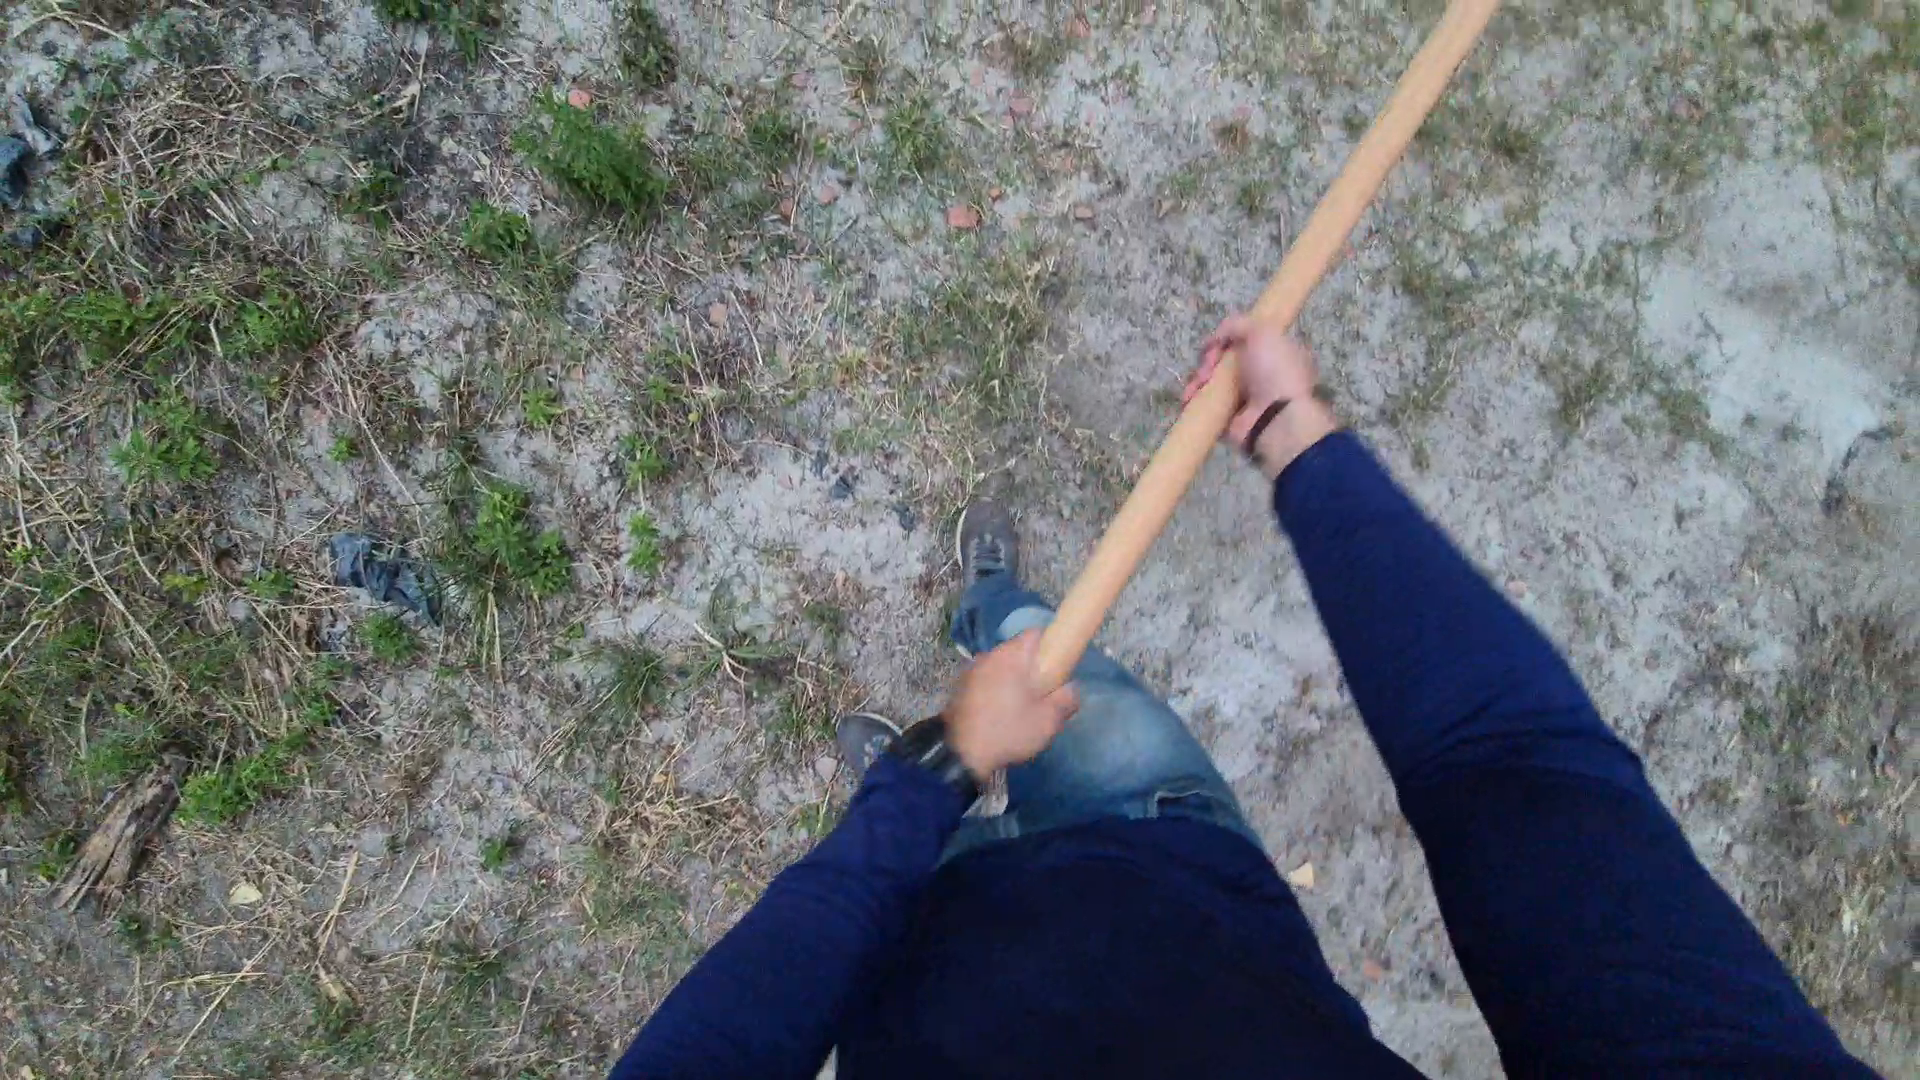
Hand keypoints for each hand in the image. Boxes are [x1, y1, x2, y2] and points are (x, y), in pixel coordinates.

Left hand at [943, 629, 1078, 777]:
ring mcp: (971, 670)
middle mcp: (989, 655)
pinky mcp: (960, 686)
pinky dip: (996, 689)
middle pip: (1018, 650)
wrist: (960, 753)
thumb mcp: (1047, 721)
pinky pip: (986, 679)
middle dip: (1032, 666)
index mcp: (1011, 656)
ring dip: (1012, 679)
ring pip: (1001, 666)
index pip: (1036, 634)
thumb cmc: (1008, 730)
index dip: (1051, 645)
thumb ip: (1066, 700)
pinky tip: (1000, 712)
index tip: (1059, 666)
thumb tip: (1072, 688)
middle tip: (1044, 691)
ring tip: (1021, 705)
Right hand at [1183, 313, 1337, 477]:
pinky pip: (1207, 406)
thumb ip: (1237, 325)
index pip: (1245, 342)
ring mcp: (1245, 400)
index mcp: (1275, 354)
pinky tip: (1188, 400)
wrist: (1274, 417)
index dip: (1226, 340)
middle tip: (1207, 368)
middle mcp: (1261, 376)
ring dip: (1198, 382)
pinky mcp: (1229, 419)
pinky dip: (1195, 402)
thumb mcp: (1262, 332)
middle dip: (1209, 362)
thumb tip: (1216, 336)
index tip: (1216, 344)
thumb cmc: (1273, 370)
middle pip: (1225, 362)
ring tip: (1194, 388)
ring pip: (1213, 384)